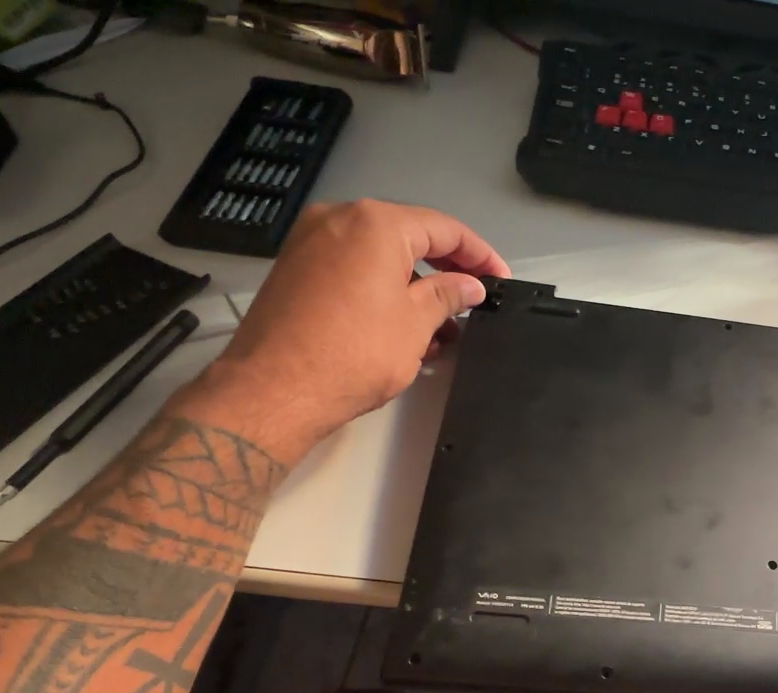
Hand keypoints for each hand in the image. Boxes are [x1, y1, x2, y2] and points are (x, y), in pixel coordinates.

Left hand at [188, 200, 509, 459]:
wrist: (276, 388)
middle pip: (409, 237)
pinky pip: (354, 270)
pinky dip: (385, 291)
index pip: (444, 228)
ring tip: (444, 328)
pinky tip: (404, 328)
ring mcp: (312, 243)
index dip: (480, 254)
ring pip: (381, 256)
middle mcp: (339, 219)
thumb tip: (469, 286)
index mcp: (375, 223)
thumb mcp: (416, 323)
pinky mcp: (297, 270)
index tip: (501, 278)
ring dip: (417, 286)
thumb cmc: (353, 352)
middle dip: (447, 270)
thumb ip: (448, 295)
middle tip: (476, 298)